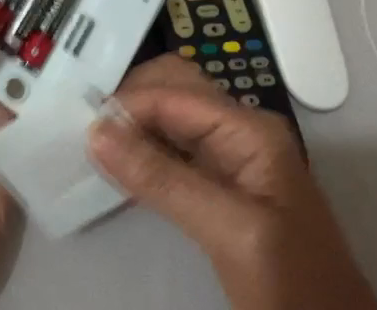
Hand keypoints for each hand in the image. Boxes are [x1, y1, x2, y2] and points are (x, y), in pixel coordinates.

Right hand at [89, 55, 376, 309]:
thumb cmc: (293, 286)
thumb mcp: (230, 233)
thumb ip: (164, 180)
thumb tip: (96, 131)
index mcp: (250, 130)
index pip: (172, 92)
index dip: (126, 105)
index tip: (82, 130)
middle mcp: (240, 132)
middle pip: (170, 89)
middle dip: (127, 101)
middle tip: (85, 131)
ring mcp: (231, 159)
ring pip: (168, 117)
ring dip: (130, 125)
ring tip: (92, 146)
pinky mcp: (220, 187)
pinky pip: (171, 150)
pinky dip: (141, 151)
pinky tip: (118, 169)